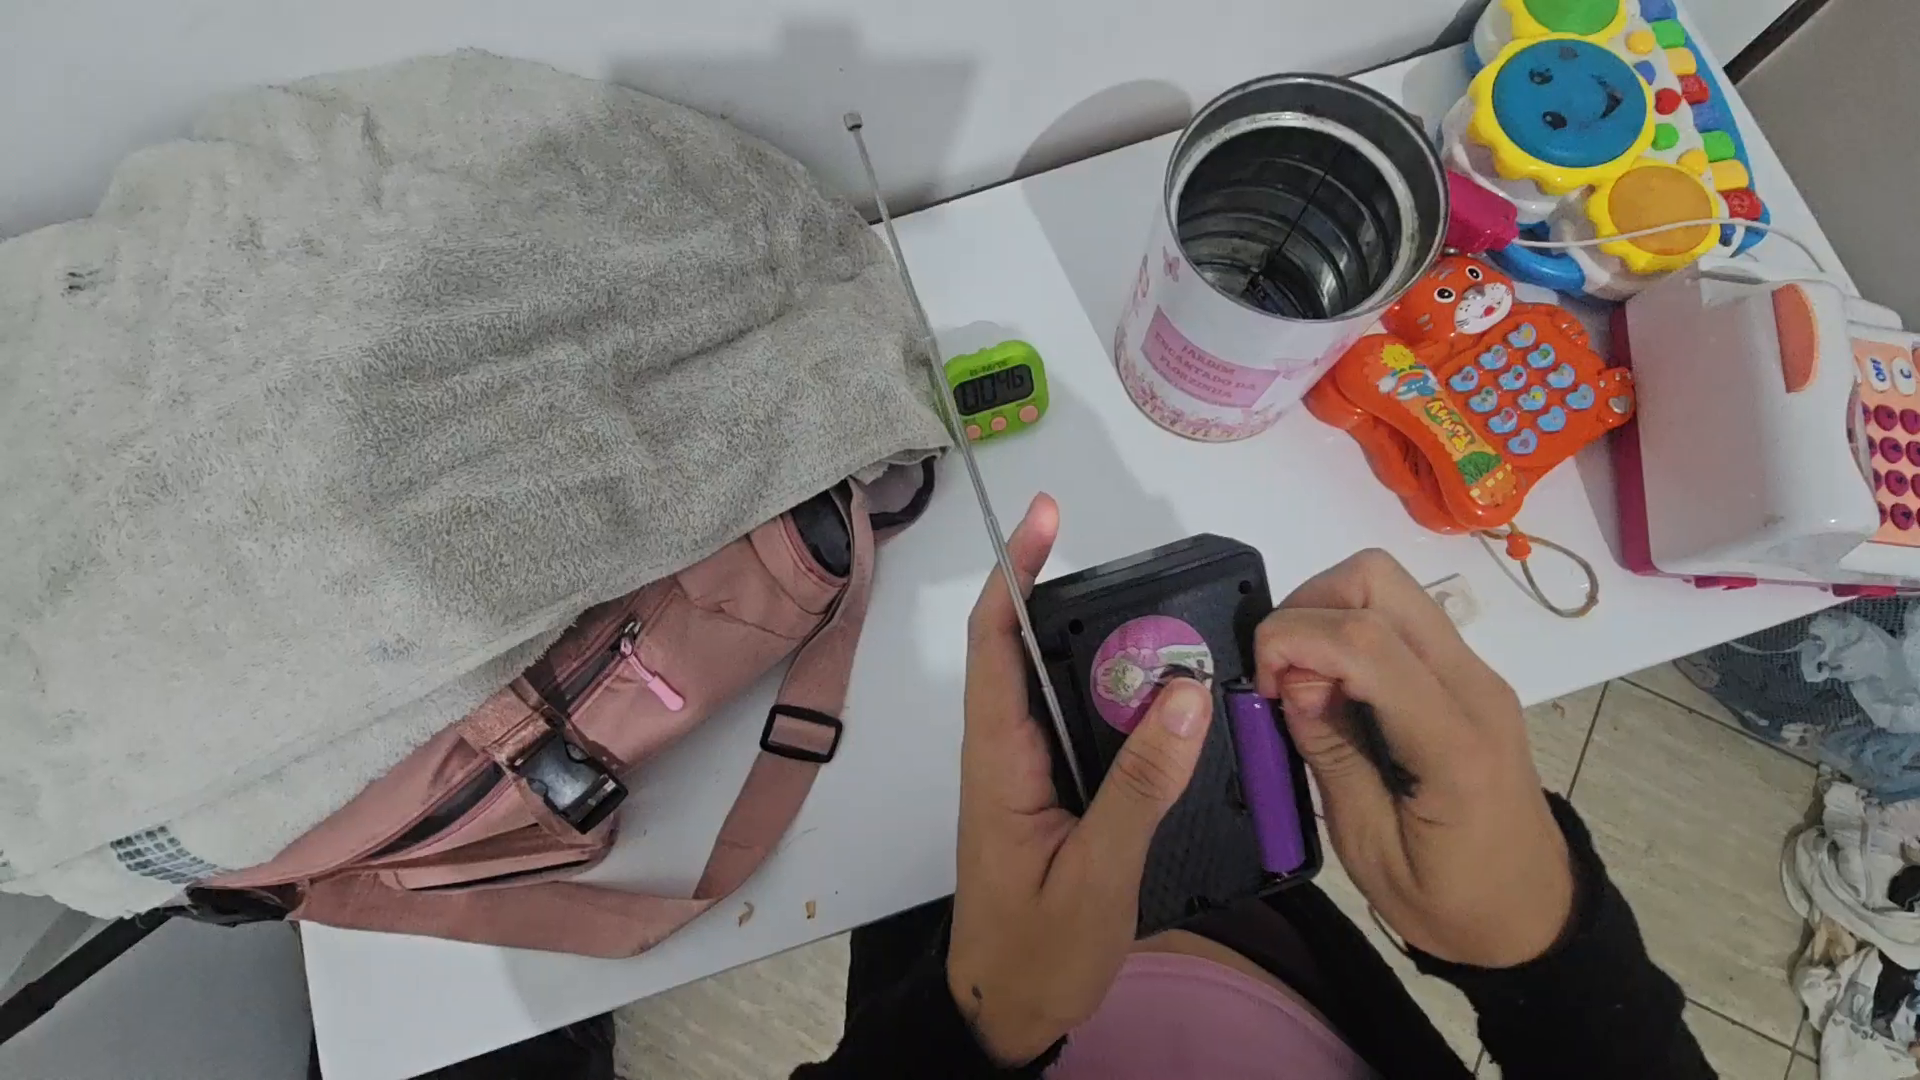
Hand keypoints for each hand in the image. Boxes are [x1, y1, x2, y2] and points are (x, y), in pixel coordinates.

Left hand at [946, 494, 1215, 1063]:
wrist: (1004, 1007)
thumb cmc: (1037, 948)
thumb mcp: (1098, 873)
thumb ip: (1140, 785)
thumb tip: (1186, 696)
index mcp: (999, 754)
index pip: (995, 639)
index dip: (1013, 571)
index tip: (1044, 518)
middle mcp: (1006, 744)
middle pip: (1025, 646)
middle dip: (1067, 596)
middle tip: (1139, 574)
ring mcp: (1025, 763)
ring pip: (1056, 682)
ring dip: (1100, 647)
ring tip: (1165, 628)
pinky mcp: (1047, 784)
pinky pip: (1078, 720)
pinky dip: (1113, 695)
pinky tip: (1160, 698)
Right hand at [1253, 550, 1574, 969]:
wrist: (1533, 918)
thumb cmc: (1448, 899)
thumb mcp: (1367, 845)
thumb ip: (1329, 750)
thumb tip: (1291, 676)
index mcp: (1451, 740)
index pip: (1363, 639)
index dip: (1291, 641)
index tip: (1264, 688)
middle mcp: (1471, 684)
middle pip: (1375, 579)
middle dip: (1305, 608)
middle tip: (1281, 669)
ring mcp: (1472, 671)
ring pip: (1383, 583)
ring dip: (1323, 611)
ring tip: (1303, 675)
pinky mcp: (1463, 672)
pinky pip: (1393, 613)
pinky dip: (1344, 626)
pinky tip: (1333, 684)